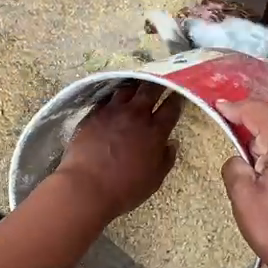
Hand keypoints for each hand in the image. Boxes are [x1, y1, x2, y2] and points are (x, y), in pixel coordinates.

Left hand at [54, 81, 183, 221]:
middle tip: (161, 78)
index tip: (180, 93)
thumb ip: (166, 159)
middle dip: (158, 82)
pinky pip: (107, 98)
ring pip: (127, 88)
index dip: (178, 98)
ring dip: (135, 85)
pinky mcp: (94, 114)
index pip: (172, 107)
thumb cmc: (124, 189)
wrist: (86, 186)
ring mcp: (113, 112)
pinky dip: (114, 96)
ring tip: (137, 84)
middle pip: (151, 89)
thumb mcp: (154, 180)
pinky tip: (114, 97)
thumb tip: (171, 143)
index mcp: (155, 131)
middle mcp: (136, 115)